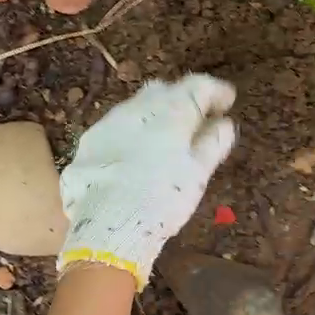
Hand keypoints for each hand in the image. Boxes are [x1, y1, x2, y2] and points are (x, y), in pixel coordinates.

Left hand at [59, 74, 236, 288]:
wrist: (106, 227)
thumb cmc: (162, 201)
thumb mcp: (197, 175)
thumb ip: (212, 144)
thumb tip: (224, 124)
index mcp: (169, 112)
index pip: (197, 87)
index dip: (215, 92)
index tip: (227, 102)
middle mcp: (136, 109)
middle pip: (164, 91)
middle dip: (181, 99)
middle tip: (195, 119)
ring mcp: (108, 124)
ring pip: (136, 108)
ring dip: (153, 116)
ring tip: (164, 138)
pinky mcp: (87, 145)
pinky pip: (115, 130)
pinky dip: (130, 135)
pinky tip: (133, 156)